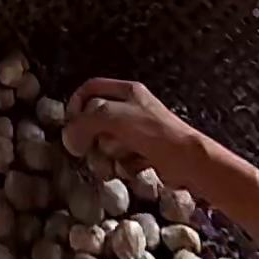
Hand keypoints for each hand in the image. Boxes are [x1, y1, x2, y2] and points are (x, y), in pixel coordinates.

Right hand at [64, 78, 210, 185]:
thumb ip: (86, 121)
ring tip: (114, 163)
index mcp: (125, 90)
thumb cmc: (154, 133)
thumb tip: (68, 137)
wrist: (190, 163)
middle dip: (92, 136)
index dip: (76, 104)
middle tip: (89, 150)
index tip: (70, 124)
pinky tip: (130, 169)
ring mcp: (139, 130)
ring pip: (108, 141)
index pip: (90, 89)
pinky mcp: (145, 152)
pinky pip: (122, 157)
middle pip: (96, 118)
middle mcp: (131, 107)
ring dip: (107, 154)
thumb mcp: (114, 118)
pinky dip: (123, 165)